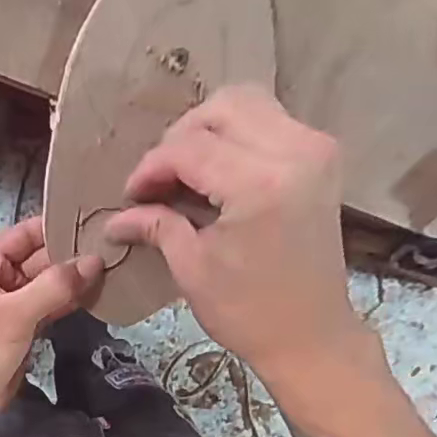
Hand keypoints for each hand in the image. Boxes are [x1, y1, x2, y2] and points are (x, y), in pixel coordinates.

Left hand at [0, 217, 102, 416]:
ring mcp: (11, 302)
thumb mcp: (18, 313)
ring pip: (47, 282)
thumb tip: (95, 261)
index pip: (24, 233)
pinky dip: (68, 300)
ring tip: (112, 265)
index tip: (94, 221)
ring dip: (73, 278)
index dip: (56, 226)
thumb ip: (55, 285)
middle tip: (113, 245)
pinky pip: (49, 303)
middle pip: (40, 257)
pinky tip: (95, 292)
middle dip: (71, 254)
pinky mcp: (23, 324)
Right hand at [105, 84, 381, 385]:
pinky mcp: (321, 156)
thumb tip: (116, 219)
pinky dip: (233, 139)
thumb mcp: (192, 269)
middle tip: (155, 181)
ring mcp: (315, 148)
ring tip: (181, 174)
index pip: (191, 147)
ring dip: (206, 133)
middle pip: (224, 107)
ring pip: (249, 104)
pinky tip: (211, 174)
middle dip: (178, 139)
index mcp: (260, 184)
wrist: (308, 332)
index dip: (151, 167)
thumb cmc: (244, 310)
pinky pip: (268, 122)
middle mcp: (295, 150)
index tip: (129, 196)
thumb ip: (158, 227)